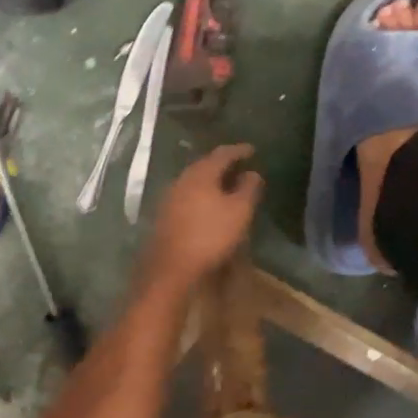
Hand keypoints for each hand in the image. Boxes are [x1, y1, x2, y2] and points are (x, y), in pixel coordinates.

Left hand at [144, 144, 262, 284]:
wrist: (172, 267)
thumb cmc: (210, 235)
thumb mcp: (239, 211)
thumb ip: (248, 189)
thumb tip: (252, 173)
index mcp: (201, 174)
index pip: (222, 154)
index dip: (239, 150)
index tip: (252, 150)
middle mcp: (182, 180)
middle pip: (205, 166)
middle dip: (224, 165)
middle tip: (241, 167)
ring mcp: (170, 198)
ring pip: (195, 182)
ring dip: (212, 181)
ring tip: (228, 186)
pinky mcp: (165, 216)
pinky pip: (188, 196)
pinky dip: (203, 196)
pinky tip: (210, 206)